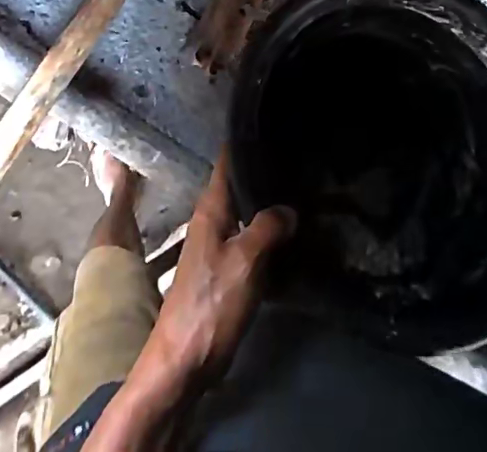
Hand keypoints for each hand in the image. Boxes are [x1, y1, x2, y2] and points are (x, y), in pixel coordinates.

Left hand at [82, 156, 294, 451]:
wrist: (185, 359)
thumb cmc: (210, 303)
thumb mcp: (244, 261)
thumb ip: (267, 228)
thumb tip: (289, 207)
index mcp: (210, 211)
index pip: (225, 165)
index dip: (244, 145)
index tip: (270, 127)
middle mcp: (211, 223)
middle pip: (238, 188)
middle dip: (262, 175)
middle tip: (298, 161)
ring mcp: (216, 249)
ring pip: (245, 216)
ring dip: (266, 207)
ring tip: (301, 193)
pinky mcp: (224, 273)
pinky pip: (249, 242)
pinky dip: (267, 236)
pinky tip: (290, 237)